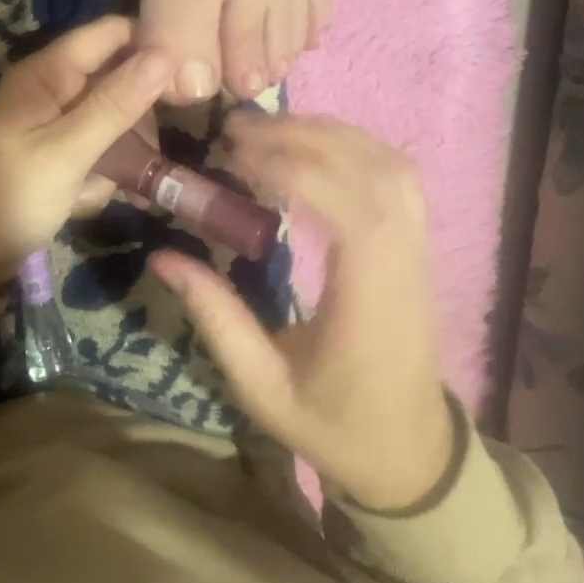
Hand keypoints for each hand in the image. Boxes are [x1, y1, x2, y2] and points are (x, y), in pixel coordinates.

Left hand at [0, 17, 171, 287]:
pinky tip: (89, 201)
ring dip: (120, 156)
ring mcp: (58, 122)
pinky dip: (101, 177)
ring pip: (116, 121)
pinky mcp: (62, 153)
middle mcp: (55, 88)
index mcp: (48, 72)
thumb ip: (114, 104)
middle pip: (120, 78)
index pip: (112, 33)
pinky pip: (100, 152)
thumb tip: (166, 54)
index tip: (188, 83)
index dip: (152, 48)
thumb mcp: (66, 150)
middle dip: (136, 119)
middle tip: (149, 155)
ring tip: (114, 189)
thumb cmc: (10, 194)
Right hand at [148, 113, 452, 511]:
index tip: (233, 157)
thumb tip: (163, 255)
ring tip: (267, 131)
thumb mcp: (259, 385)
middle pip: (374, 171)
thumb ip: (215, 318)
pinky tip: (309, 148)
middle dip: (304, 137)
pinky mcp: (417, 248)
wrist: (408, 452)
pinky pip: (397, 177)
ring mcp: (419, 253)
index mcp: (370, 303)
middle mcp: (404, 266)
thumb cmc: (331, 424)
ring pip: (392, 166)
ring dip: (330, 134)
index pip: (350, 210)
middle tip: (237, 131)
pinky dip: (353, 147)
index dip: (293, 168)